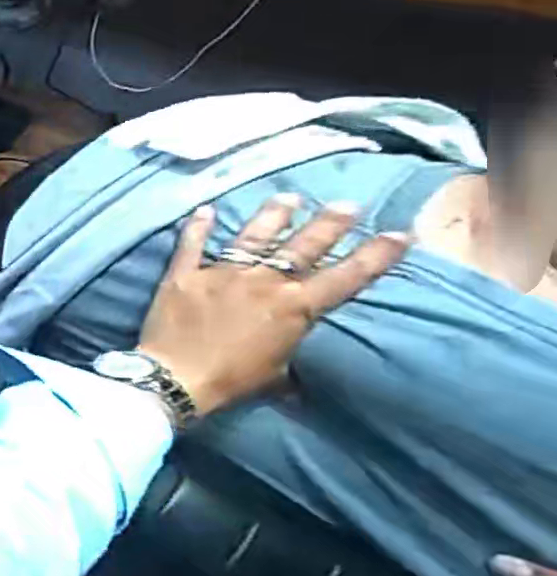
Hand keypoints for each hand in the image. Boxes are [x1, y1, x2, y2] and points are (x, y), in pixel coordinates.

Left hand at [136, 194, 410, 415]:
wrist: (175, 375)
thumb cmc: (232, 379)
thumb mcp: (279, 368)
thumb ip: (290, 345)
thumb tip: (298, 354)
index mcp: (296, 306)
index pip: (348, 275)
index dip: (377, 254)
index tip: (399, 233)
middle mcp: (263, 282)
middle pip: (303, 246)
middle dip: (329, 223)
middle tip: (346, 203)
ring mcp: (220, 275)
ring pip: (252, 237)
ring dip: (272, 215)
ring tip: (287, 196)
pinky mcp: (182, 276)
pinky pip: (190, 246)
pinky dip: (196, 227)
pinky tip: (203, 209)